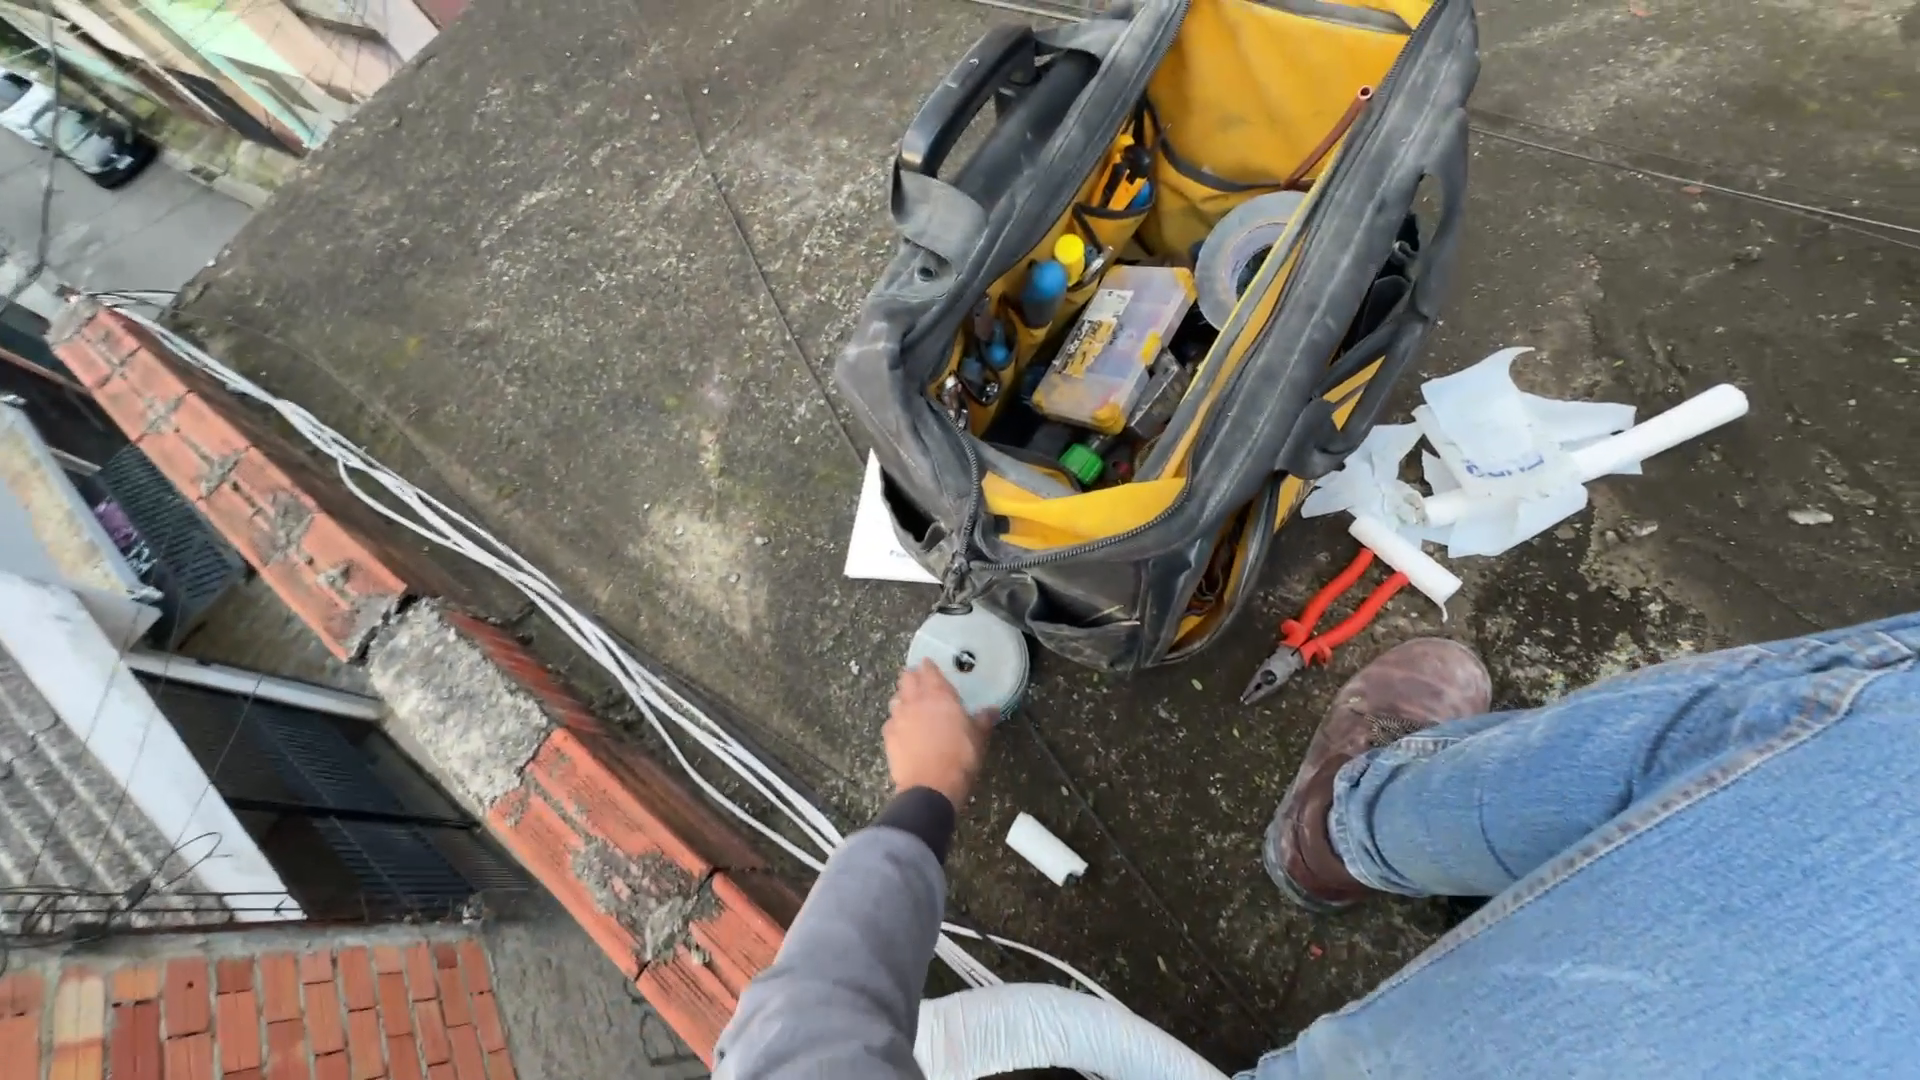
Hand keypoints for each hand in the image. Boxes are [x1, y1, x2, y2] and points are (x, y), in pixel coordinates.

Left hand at [884, 660, 996, 806]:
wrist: (931, 786)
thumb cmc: (960, 757)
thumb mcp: (978, 738)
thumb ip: (983, 720)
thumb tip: (993, 710)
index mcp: (939, 695)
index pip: (929, 670)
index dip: (929, 667)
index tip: (929, 665)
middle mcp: (915, 701)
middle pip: (907, 679)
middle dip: (912, 677)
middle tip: (918, 679)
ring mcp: (899, 718)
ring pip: (896, 698)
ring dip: (902, 697)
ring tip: (909, 702)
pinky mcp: (888, 737)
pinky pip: (890, 721)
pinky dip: (895, 721)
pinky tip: (901, 728)